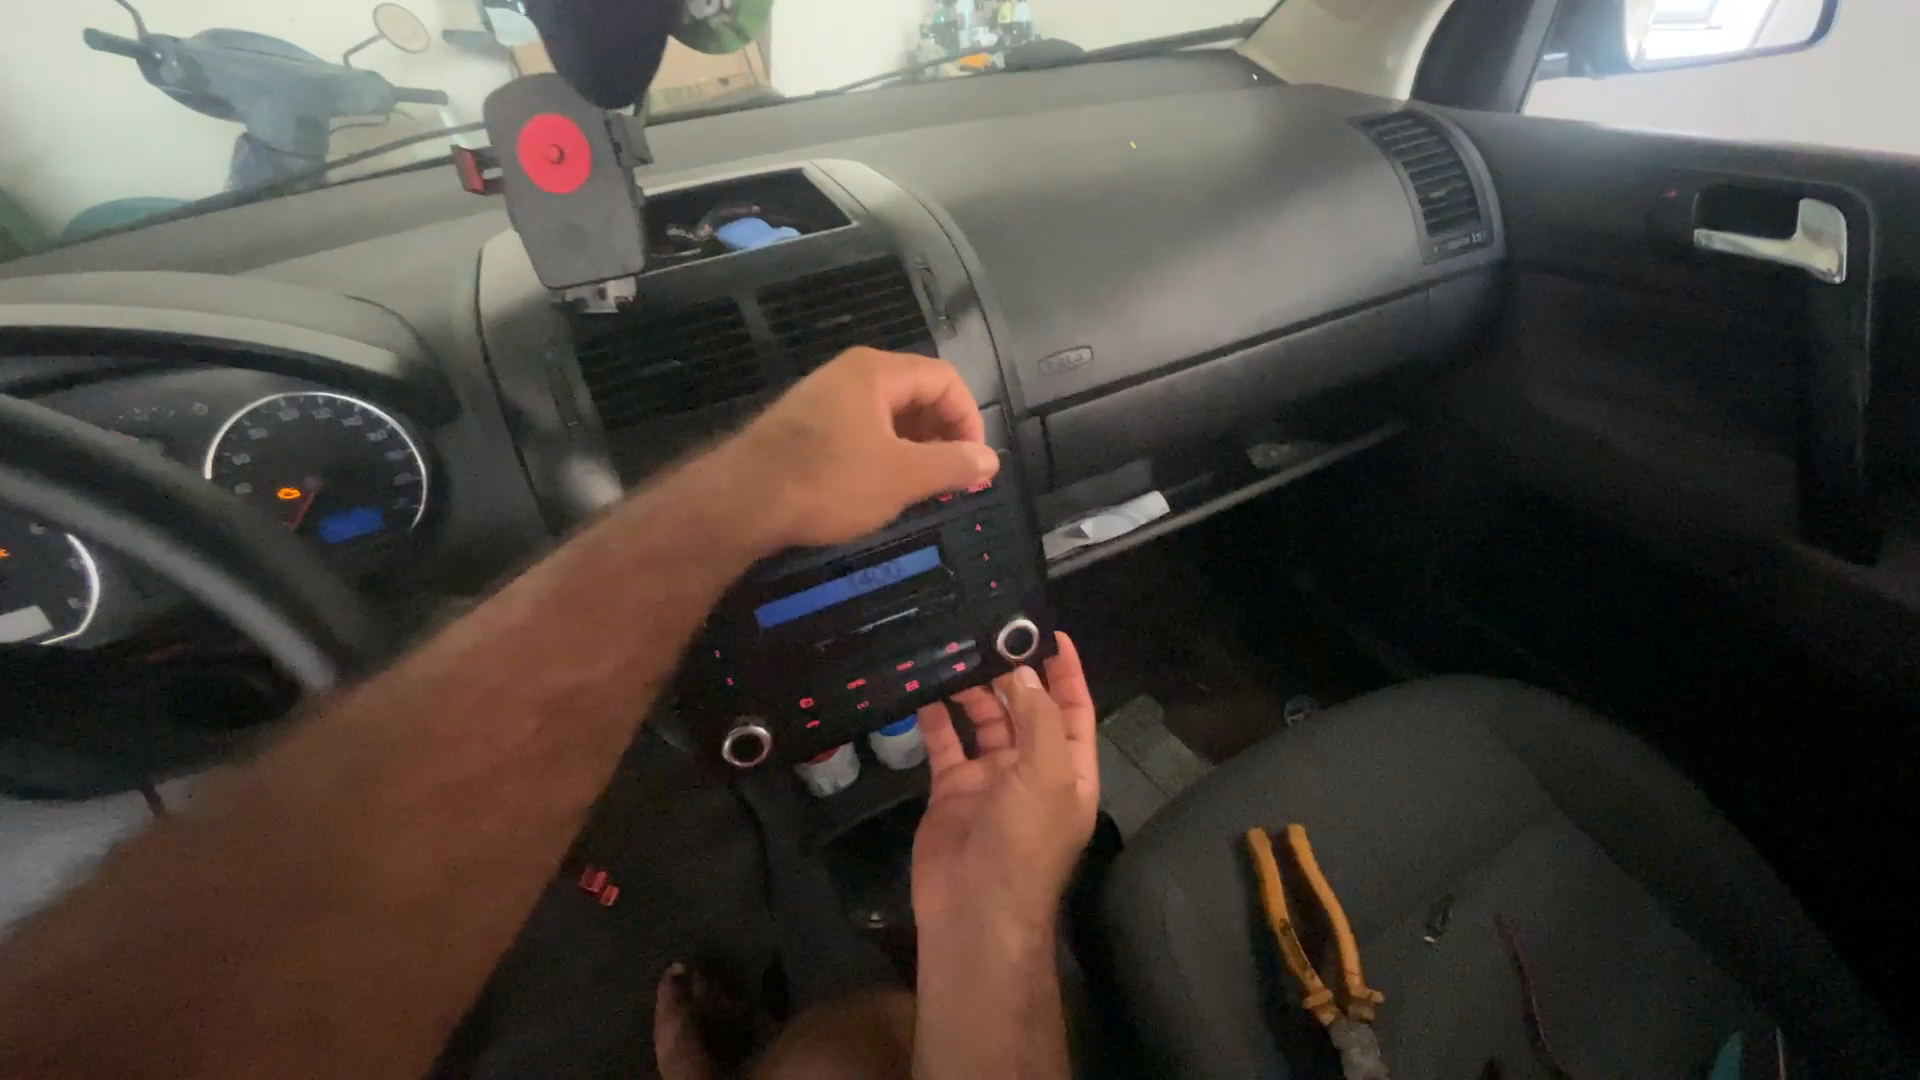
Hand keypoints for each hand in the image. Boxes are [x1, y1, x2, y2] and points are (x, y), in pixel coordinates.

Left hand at [722, 348, 999, 548]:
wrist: (741, 502)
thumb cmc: (829, 481)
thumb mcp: (902, 477)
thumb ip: (953, 465)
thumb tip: (991, 460)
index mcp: (877, 372)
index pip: (945, 379)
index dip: (969, 419)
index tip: (975, 464)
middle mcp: (850, 374)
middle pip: (917, 393)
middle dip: (943, 436)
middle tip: (952, 479)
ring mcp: (824, 398)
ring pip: (888, 415)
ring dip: (915, 448)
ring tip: (922, 488)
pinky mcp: (805, 426)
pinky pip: (861, 430)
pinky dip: (883, 454)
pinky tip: (881, 487)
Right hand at [911, 633, 1099, 935]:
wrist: (973, 913)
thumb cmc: (1023, 843)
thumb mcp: (1046, 776)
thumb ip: (1038, 718)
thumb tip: (1021, 673)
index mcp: (1068, 768)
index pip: (1072, 708)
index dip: (1065, 672)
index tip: (1049, 633)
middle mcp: (1032, 768)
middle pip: (1025, 708)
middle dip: (1010, 674)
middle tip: (986, 634)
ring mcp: (991, 778)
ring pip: (985, 720)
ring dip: (973, 691)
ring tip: (953, 654)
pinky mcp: (953, 788)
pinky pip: (946, 743)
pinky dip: (937, 717)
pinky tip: (924, 689)